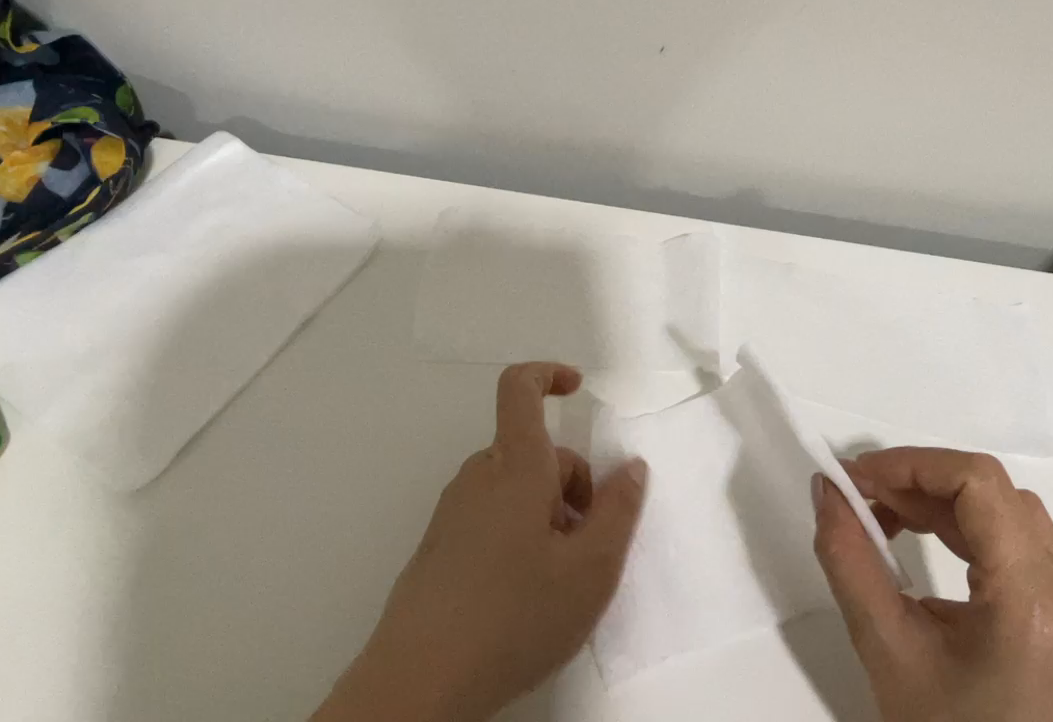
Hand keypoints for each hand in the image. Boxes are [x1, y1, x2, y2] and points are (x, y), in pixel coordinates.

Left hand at [313, 363, 648, 721]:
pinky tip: (524, 595)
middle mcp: (479, 475)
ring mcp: (454, 509)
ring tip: (559, 580)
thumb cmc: (515, 613)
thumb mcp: (590, 569)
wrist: (421, 678)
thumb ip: (619, 511)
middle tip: (590, 548)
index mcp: (515, 465)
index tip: (577, 389)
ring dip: (548, 516)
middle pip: (535, 453)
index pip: (520, 388)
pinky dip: (520, 535)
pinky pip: (492, 516)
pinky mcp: (440, 544)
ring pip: (515, 489)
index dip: (548, 374)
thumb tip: (631, 466)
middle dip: (572, 486)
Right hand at [812, 447, 1052, 721]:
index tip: (854, 478)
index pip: (979, 483)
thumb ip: (848, 560)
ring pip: (1004, 515)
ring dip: (937, 504)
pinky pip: (1013, 546)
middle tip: (856, 498)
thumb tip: (825, 489)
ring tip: (879, 519)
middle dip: (916, 483)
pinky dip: (960, 532)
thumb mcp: (887, 649)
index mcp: (1036, 597)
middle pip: (991, 494)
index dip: (910, 464)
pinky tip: (918, 548)